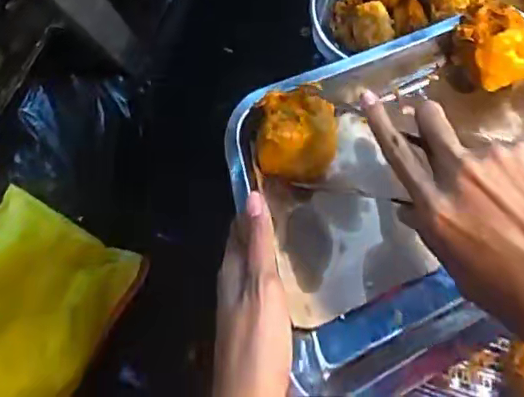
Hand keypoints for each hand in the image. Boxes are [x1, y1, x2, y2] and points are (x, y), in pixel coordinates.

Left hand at [214, 190, 290, 396]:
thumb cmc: (257, 339)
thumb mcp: (262, 286)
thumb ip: (259, 245)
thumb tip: (252, 196)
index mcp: (230, 269)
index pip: (238, 226)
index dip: (252, 206)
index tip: (273, 184)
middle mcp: (230, 283)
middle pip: (243, 245)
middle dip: (260, 225)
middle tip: (289, 203)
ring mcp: (239, 306)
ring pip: (252, 266)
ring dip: (268, 249)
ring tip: (293, 233)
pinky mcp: (251, 324)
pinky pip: (260, 286)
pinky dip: (272, 272)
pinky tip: (288, 276)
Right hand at [362, 93, 523, 395]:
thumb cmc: (508, 292)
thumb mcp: (456, 267)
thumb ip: (431, 227)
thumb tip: (409, 206)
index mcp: (434, 205)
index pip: (397, 151)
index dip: (379, 120)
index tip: (368, 94)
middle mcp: (457, 171)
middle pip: (430, 118)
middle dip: (427, 115)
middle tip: (433, 125)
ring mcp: (491, 155)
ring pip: (475, 143)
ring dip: (482, 162)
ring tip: (510, 199)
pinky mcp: (523, 149)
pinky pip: (509, 153)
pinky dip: (515, 171)